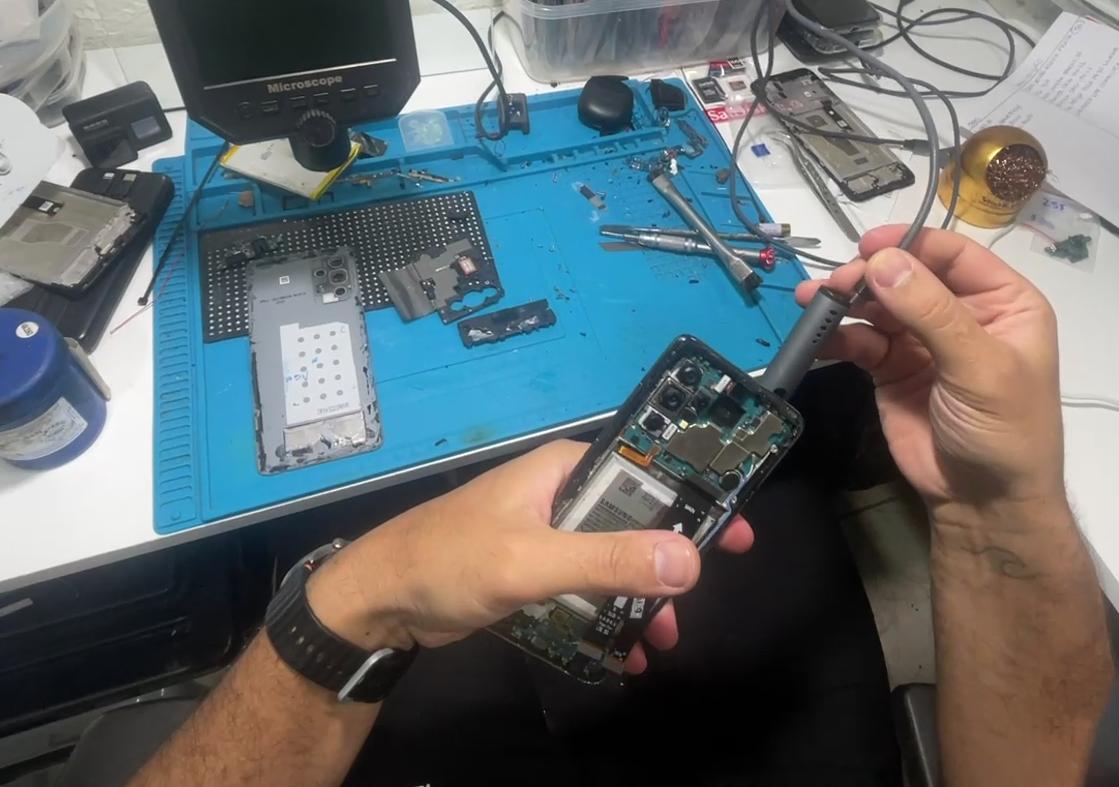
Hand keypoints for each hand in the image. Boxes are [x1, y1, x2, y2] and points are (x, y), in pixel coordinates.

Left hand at [305, 441, 753, 673]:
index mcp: (565, 470)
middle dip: (666, 558)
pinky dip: (608, 610)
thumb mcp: (532, 560)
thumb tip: (689, 560)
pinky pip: (587, 585)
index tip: (735, 529)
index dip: (692, 494)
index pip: (644, 469)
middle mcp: (562, 494)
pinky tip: (624, 649)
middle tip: (699, 595)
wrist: (383, 600)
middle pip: (634, 518)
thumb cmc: (452, 560)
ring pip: (613, 556)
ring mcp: (549, 532)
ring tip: (661, 637)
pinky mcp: (536, 567)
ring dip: (639, 593)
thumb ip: (606, 560)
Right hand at [795, 226, 1063, 515]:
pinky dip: (836, 336)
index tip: (868, 246)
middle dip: (868, 276)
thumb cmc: (1005, 432)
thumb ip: (931, 312)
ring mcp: (921, 339)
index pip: (953, 255)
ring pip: (876, 304)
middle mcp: (959, 313)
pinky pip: (859, 339)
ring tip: (812, 301)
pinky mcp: (890, 366)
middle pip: (905, 275)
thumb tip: (881, 262)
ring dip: (843, 301)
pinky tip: (819, 339)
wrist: (982, 503)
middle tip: (835, 285)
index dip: (911, 244)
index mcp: (1001, 303)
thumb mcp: (979, 367)